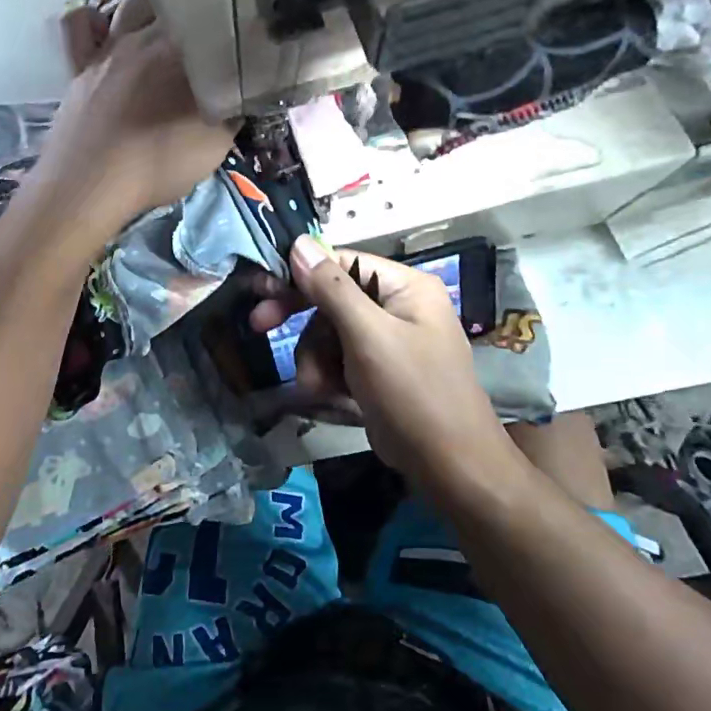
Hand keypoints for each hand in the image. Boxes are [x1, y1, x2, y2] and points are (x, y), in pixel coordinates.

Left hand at [29, 0, 238, 242]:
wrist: (92, 183)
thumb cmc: (160, 163)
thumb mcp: (215, 144)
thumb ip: (232, 111)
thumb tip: (242, 91)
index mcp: (185, 51)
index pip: (213, 21)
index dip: (228, 27)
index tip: (239, 40)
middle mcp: (147, 37)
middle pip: (174, 7)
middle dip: (192, 16)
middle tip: (204, 36)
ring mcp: (108, 48)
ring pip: (130, 5)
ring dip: (148, 10)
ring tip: (160, 27)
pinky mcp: (78, 65)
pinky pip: (78, 24)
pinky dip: (92, 19)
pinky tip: (104, 29)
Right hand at [250, 235, 508, 481]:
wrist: (451, 467)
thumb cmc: (414, 393)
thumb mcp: (368, 336)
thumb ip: (332, 289)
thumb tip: (299, 243)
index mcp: (405, 287)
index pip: (343, 263)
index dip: (301, 275)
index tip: (263, 290)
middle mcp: (398, 307)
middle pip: (332, 300)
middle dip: (305, 326)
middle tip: (260, 326)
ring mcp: (389, 342)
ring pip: (330, 335)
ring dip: (315, 361)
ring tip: (318, 389)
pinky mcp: (379, 372)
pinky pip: (340, 361)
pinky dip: (329, 378)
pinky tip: (332, 399)